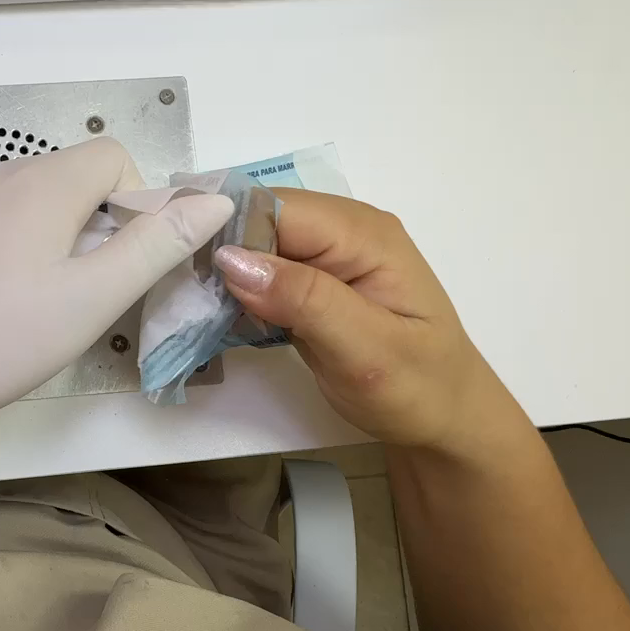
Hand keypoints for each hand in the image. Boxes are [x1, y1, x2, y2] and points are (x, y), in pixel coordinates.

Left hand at [0, 137, 235, 472]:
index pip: (116, 158)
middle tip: (80, 301)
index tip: (123, 267)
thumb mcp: (88, 300)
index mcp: (43, 182)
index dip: (138, 207)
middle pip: (73, 181)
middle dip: (96, 232)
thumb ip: (154, 247)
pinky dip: (9, 256)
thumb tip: (210, 201)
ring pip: (30, 207)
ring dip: (53, 248)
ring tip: (32, 312)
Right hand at [212, 190, 525, 452]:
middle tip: (186, 295)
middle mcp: (341, 230)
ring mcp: (324, 254)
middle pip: (255, 217)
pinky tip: (220, 313)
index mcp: (362, 234)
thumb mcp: (365, 351)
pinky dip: (233, 288)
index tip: (186, 271)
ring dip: (220, 272)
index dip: (226, 231)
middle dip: (216, 250)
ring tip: (197, 306)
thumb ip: (304, 300)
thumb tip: (232, 259)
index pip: (273, 209)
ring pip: (250, 241)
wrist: (443, 421)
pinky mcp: (308, 279)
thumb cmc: (417, 389)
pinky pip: (258, 267)